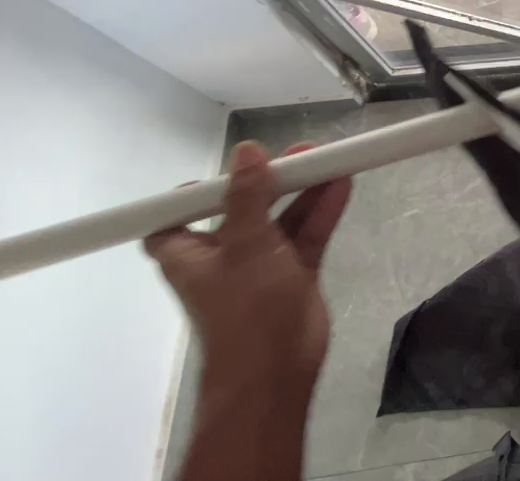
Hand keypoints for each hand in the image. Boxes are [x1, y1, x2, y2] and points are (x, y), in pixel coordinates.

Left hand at [144, 140, 352, 387]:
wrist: (276, 369)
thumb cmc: (245, 307)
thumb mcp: (244, 244)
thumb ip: (248, 196)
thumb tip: (246, 150)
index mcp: (191, 253)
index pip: (176, 218)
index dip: (196, 193)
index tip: (230, 167)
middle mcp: (224, 255)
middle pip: (244, 207)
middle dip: (270, 180)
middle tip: (299, 153)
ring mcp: (262, 264)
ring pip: (283, 217)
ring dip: (304, 190)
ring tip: (328, 158)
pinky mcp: (295, 272)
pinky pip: (308, 232)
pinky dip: (323, 209)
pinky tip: (342, 184)